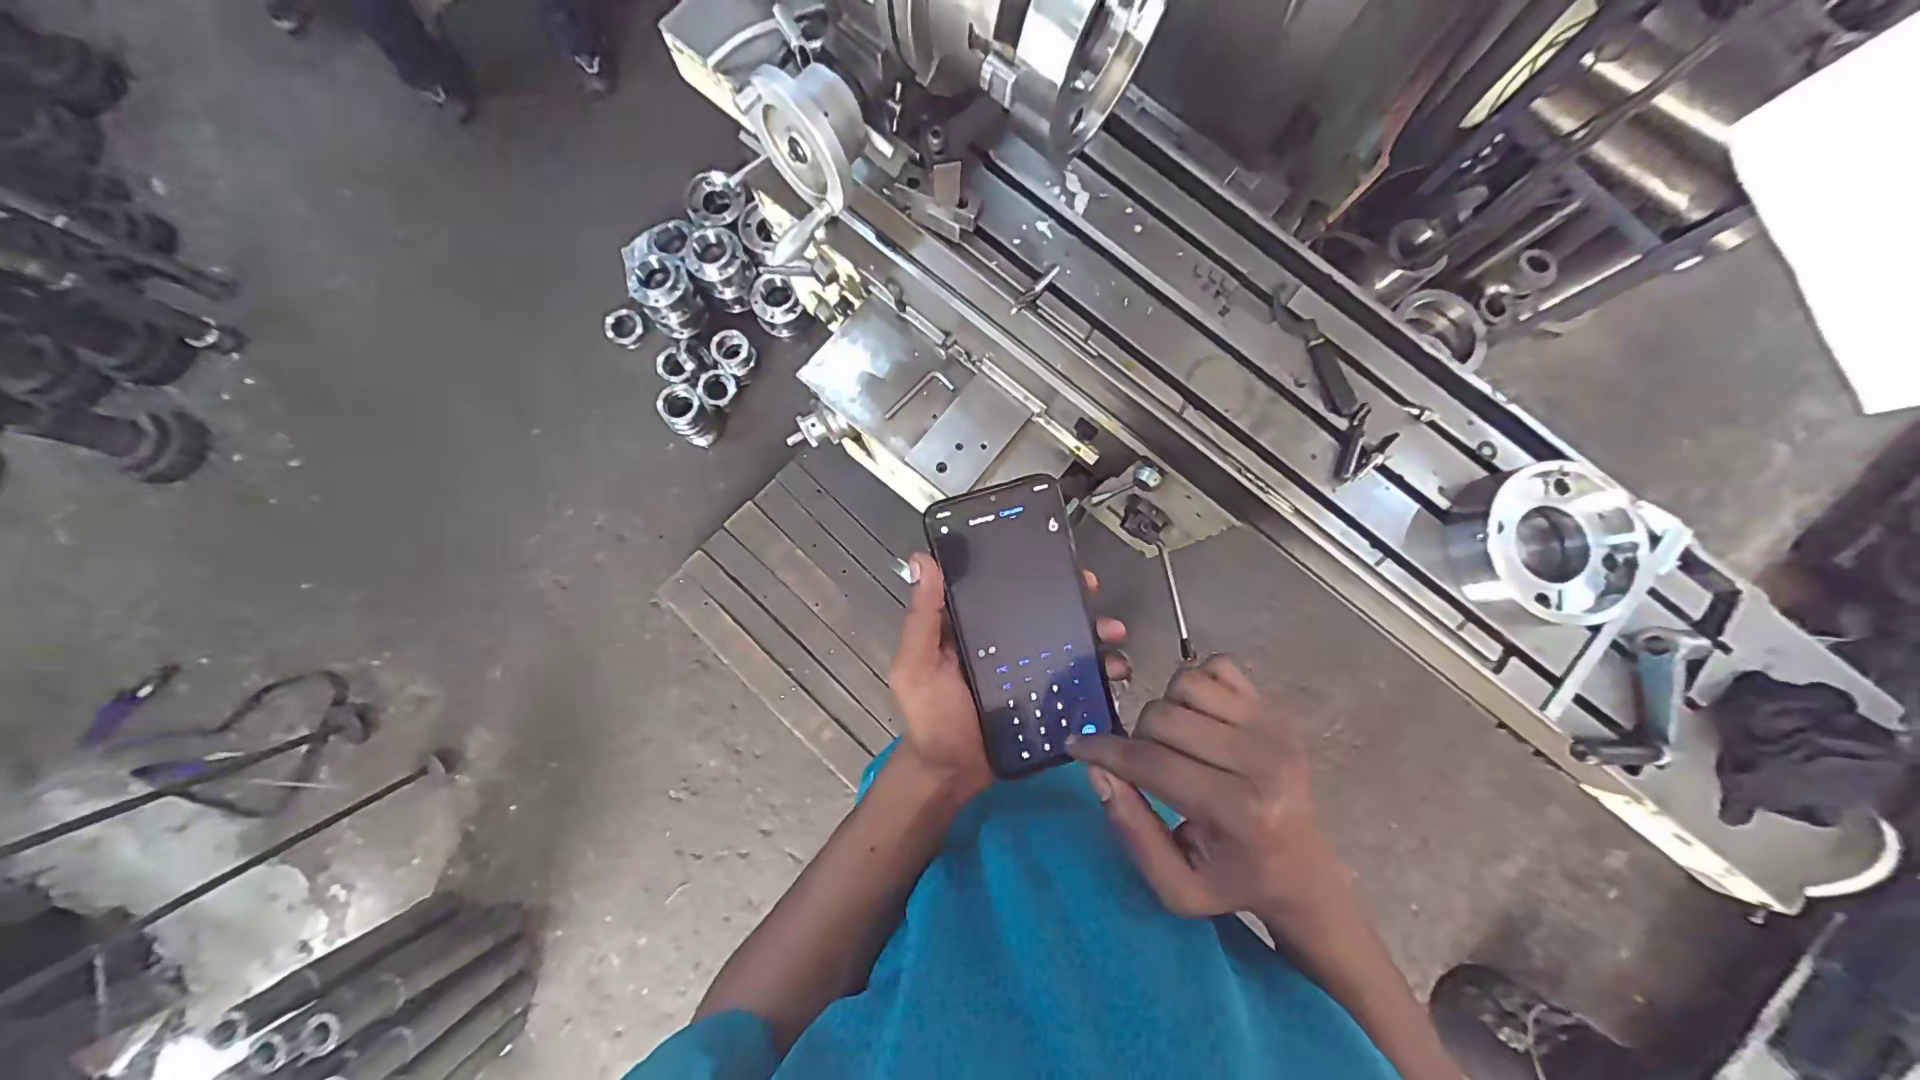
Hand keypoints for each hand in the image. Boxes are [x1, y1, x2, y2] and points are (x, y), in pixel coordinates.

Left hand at [888, 552, 1130, 798]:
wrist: (952, 772)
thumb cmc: (928, 715)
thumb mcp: (914, 664)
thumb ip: (921, 618)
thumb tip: (921, 561)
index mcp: (973, 626)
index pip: (1004, 589)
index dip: (1029, 570)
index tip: (1055, 559)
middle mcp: (1004, 642)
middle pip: (1045, 610)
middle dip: (1074, 597)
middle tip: (1091, 591)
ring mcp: (1028, 669)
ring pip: (1068, 640)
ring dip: (1094, 630)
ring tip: (1110, 632)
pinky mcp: (1046, 696)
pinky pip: (1076, 676)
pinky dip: (1098, 668)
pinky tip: (1112, 668)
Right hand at [1066, 655, 1350, 921]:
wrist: (1301, 869)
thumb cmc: (1231, 880)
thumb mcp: (1175, 886)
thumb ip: (1131, 830)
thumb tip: (1098, 771)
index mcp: (1239, 810)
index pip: (1152, 762)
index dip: (1104, 751)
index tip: (1076, 746)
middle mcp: (1263, 760)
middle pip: (1163, 716)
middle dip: (1137, 737)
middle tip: (1144, 764)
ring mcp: (1274, 727)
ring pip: (1186, 683)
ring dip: (1166, 709)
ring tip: (1175, 742)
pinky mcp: (1277, 709)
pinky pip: (1218, 667)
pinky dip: (1196, 685)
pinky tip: (1200, 720)